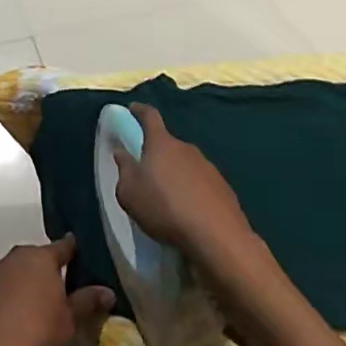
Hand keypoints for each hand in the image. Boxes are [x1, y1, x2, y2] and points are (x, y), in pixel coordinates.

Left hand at [0, 236, 114, 345]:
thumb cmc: (41, 328)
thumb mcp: (71, 318)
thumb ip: (88, 301)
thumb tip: (109, 292)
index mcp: (44, 257)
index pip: (63, 246)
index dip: (72, 249)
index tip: (78, 251)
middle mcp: (21, 255)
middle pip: (39, 256)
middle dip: (48, 266)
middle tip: (59, 283)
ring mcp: (0, 268)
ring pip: (20, 267)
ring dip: (28, 277)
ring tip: (38, 298)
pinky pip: (5, 281)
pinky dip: (12, 289)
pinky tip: (17, 309)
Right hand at [113, 103, 253, 258]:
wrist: (216, 236)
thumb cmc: (164, 208)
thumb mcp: (129, 193)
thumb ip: (124, 169)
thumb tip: (122, 153)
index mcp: (161, 143)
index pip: (150, 116)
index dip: (140, 111)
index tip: (133, 109)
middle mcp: (186, 148)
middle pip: (168, 144)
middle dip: (158, 153)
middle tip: (148, 172)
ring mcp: (208, 167)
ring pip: (186, 164)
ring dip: (176, 174)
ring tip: (169, 197)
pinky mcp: (223, 187)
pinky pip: (201, 183)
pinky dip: (193, 191)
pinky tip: (189, 211)